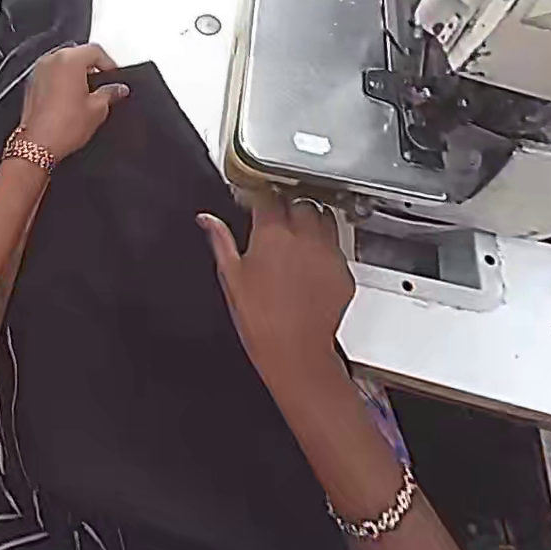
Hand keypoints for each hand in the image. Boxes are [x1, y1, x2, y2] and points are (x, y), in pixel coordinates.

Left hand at [17, 43, 129, 159]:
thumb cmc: (62, 127)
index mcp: (69, 61)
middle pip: (78, 53)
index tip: (114, 76)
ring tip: (87, 93)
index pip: (95, 50)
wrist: (38, 145)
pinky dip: (62, 80)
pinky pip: (52, 74)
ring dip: (77, 73)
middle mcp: (51, 61)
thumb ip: (111, 93)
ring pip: (63, 63)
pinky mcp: (32, 84)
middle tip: (103, 84)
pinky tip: (71, 99)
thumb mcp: (98, 109)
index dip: (109, 63)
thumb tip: (118, 89)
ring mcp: (38, 72)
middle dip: (93, 67)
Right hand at [198, 194, 354, 385]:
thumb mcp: (231, 275)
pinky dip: (326, 247)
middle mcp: (303, 237)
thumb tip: (207, 219)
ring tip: (299, 235)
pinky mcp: (343, 270)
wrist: (295, 351)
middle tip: (278, 220)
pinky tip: (313, 262)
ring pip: (325, 217)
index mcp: (272, 234)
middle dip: (289, 206)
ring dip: (312, 220)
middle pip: (300, 202)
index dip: (261, 198)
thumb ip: (220, 240)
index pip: (269, 198)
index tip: (256, 202)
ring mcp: (327, 252)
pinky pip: (338, 246)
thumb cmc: (260, 319)